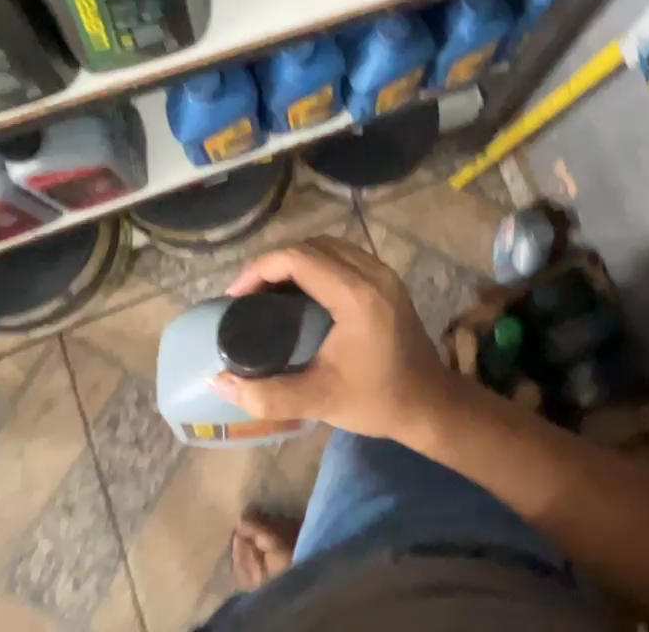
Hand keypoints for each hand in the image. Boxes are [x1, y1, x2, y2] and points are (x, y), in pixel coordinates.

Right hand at [210, 237, 464, 442]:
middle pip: (312, 245)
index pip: (299, 258)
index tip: (236, 296)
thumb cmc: (375, 400)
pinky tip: (299, 291)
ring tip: (267, 291)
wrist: (428, 402)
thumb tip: (219, 381)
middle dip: (273, 263)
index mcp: (356, 295)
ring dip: (295, 260)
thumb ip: (266, 394)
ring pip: (329, 246)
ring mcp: (383, 272)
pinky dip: (316, 263)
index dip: (260, 269)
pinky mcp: (387, 279)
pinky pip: (344, 255)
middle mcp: (372, 272)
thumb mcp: (318, 401)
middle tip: (246, 295)